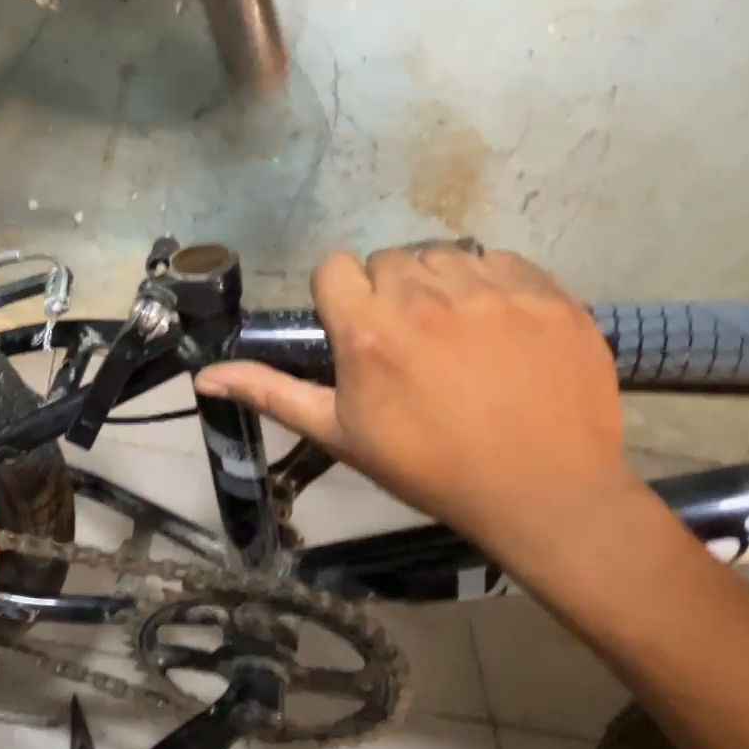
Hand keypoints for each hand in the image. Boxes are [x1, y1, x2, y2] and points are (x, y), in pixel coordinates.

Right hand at [195, 245, 636, 563]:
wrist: (544, 492)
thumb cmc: (429, 466)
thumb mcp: (340, 434)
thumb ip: (271, 394)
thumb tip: (204, 375)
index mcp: (368, 330)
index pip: (334, 267)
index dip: (342, 297)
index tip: (360, 331)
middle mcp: (424, 295)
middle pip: (388, 260)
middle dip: (391, 292)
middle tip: (411, 342)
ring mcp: (490, 290)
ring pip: (443, 255)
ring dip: (440, 285)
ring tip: (457, 334)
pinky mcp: (544, 292)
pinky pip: (500, 259)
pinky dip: (493, 282)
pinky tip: (499, 325)